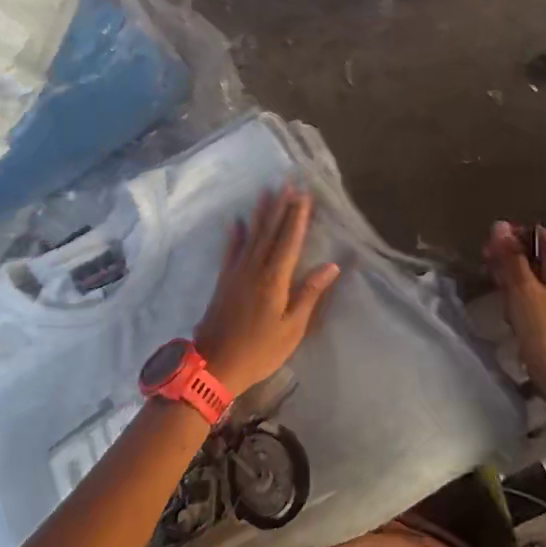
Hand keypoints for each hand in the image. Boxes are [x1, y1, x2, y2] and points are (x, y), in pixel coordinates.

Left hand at [194, 186, 341, 396]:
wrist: (214, 365)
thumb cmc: (260, 351)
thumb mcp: (292, 328)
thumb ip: (309, 294)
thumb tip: (331, 266)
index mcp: (274, 279)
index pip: (290, 241)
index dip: (298, 217)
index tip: (305, 195)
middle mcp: (254, 268)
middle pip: (270, 231)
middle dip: (281, 206)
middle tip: (288, 181)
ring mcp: (235, 272)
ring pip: (251, 235)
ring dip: (261, 212)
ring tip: (267, 190)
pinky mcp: (223, 280)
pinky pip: (231, 249)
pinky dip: (236, 233)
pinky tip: (238, 220)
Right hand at [483, 221, 545, 394]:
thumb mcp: (523, 290)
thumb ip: (511, 258)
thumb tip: (498, 226)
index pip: (538, 235)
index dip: (513, 235)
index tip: (488, 246)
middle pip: (535, 256)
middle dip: (509, 258)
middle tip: (486, 266)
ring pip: (532, 278)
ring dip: (511, 279)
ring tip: (495, 289)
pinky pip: (533, 298)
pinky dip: (518, 298)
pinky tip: (507, 310)